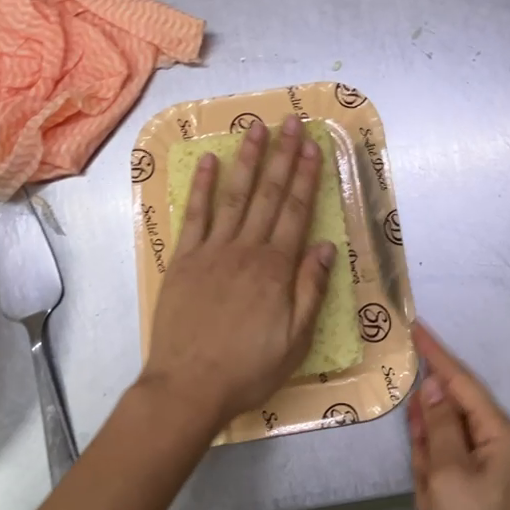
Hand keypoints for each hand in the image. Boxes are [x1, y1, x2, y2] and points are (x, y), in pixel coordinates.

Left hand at [139, 117, 335, 427]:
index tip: (312, 146)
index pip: (296, 211)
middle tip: (290, 121)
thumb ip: (310, 290)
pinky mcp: (184, 260)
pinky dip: (202, 187)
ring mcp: (212, 251)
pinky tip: (210, 162)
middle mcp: (246, 249)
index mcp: (276, 268)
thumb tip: (325, 247)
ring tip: (255, 127)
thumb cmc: (247, 369)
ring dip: (247, 159)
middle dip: (281, 155)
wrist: (187, 388)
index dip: (305, 176)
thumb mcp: (295, 341)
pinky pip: (195, 215)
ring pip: (234, 195)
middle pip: (268, 194)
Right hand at [408, 324, 509, 509]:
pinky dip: (433, 482)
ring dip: (429, 465)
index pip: (462, 382)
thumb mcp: (448, 474)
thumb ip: (438, 424)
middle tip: (425, 469)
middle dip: (428, 437)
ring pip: (442, 441)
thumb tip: (433, 384)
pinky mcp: (477, 483)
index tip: (416, 326)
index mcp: (499, 431)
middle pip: (449, 414)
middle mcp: (497, 440)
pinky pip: (445, 465)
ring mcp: (488, 463)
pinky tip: (436, 508)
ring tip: (433, 496)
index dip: (437, 355)